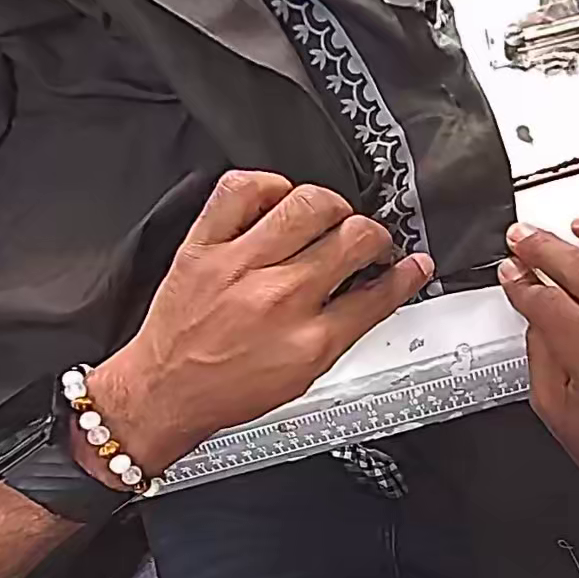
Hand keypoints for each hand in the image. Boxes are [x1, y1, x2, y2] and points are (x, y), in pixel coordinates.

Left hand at [85, 171, 432, 477]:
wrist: (166, 392)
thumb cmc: (228, 390)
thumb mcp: (302, 376)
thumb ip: (344, 330)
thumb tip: (376, 294)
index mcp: (310, 341)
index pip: (378, 294)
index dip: (405, 273)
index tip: (412, 263)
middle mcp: (280, 299)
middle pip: (354, 239)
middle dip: (375, 237)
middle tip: (368, 243)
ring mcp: (240, 267)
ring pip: (309, 205)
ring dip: (333, 208)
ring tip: (329, 220)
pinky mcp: (204, 246)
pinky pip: (241, 189)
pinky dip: (268, 185)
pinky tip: (277, 201)